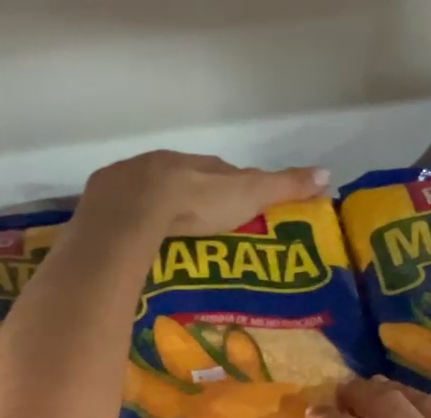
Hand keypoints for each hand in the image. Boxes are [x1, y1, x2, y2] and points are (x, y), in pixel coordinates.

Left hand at [78, 151, 328, 236]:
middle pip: (182, 179)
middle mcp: (163, 165)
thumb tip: (327, 174)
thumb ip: (282, 187)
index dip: (229, 187)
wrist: (135, 208)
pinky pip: (119, 211)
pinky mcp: (103, 202)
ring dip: (156, 210)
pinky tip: (131, 240)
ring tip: (166, 236)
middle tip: (200, 224)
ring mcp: (129, 181)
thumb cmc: (196, 203)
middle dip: (191, 196)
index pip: (219, 173)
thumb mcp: (247, 195)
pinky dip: (128, 223)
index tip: (236, 206)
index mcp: (198, 165)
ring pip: (148, 194)